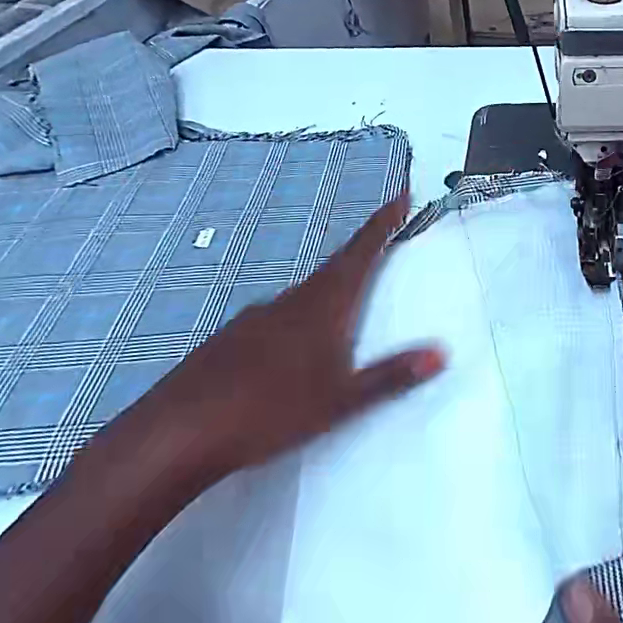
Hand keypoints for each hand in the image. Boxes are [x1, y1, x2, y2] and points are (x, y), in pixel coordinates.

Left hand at [92, 193, 445, 490]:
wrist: (182, 429)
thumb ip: (391, 375)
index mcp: (323, 306)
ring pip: (305, 294)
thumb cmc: (271, 409)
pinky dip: (300, 318)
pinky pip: (279, 316)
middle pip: (335, 269)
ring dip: (331, 291)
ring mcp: (258, 316)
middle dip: (362, 256)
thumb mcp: (341, 400)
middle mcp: (291, 300)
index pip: (361, 253)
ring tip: (347, 307)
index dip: (383, 223)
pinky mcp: (234, 336)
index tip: (400, 194)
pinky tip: (294, 350)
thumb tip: (440, 351)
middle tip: (383, 246)